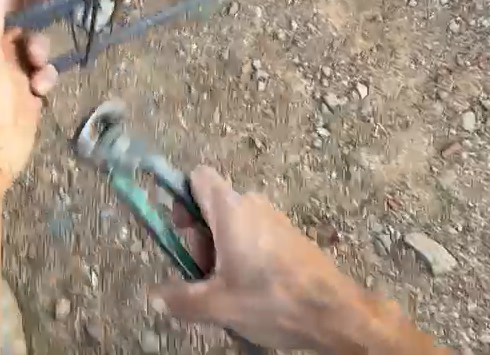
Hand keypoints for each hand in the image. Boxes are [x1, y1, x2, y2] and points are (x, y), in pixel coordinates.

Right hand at [151, 167, 442, 353]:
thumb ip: (181, 299)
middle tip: (207, 274)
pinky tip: (255, 292)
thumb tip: (153, 298)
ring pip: (234, 225)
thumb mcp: (219, 305)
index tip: (184, 232)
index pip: (196, 176)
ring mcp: (274, 217)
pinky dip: (247, 257)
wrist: (336, 313)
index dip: (182, 199)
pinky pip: (256, 236)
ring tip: (232, 290)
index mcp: (229, 206)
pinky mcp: (291, 236)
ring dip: (225, 252)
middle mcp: (251, 201)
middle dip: (203, 238)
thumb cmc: (272, 299)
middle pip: (213, 206)